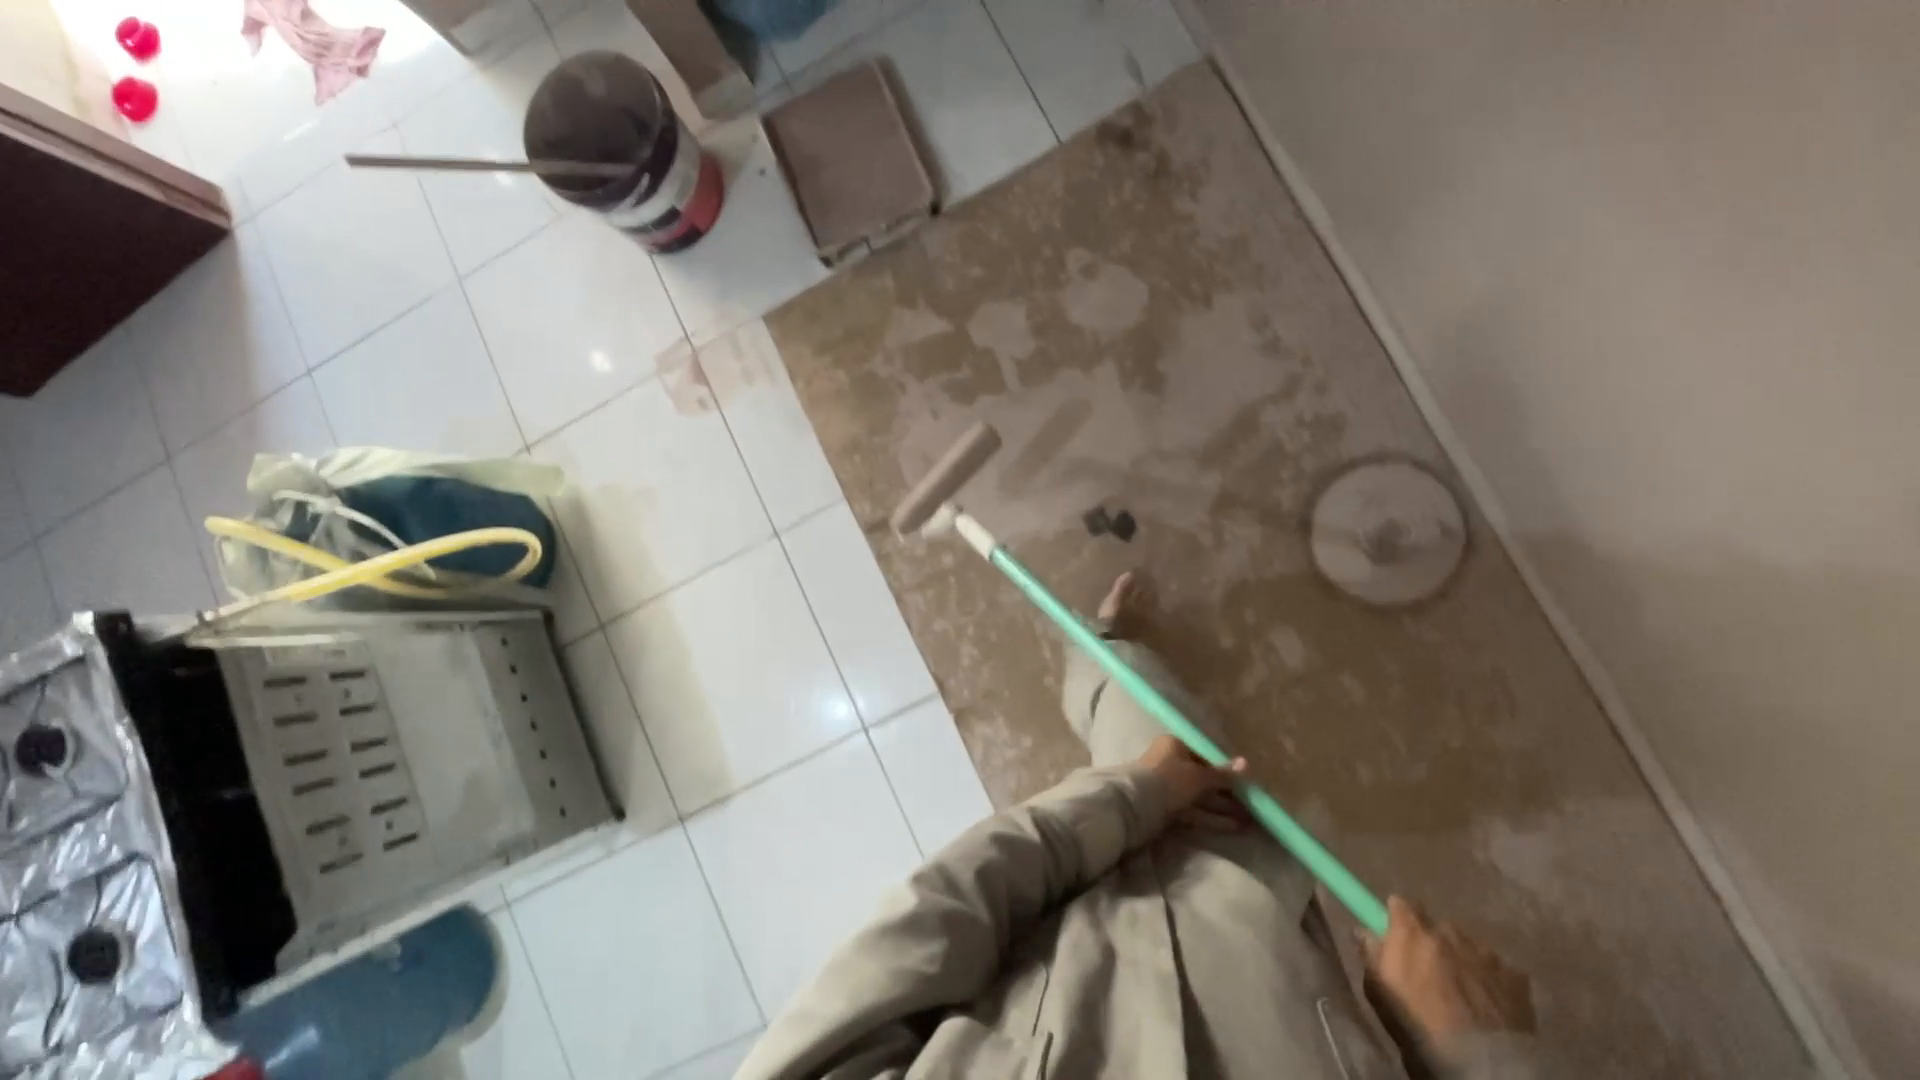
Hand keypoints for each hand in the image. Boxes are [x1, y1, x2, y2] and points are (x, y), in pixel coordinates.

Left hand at [1136, 735, 1249, 830]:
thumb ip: (1222, 774)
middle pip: (1203, 777)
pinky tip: (1233, 827)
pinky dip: (1211, 818)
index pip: (1203, 754)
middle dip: (1227, 792)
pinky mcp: (1167, 808)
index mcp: (1174, 745)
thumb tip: (1246, 764)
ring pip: (1199, 796)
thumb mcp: (1199, 776)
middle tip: (1252, 804)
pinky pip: (1193, 811)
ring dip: (1222, 807)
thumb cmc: (1169, 779)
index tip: (1244, 780)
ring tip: (1250, 819)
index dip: (1224, 767)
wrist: (1135, 806)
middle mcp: (1170, 763)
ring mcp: (1168, 787)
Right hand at [1366, 896, 1535, 1048]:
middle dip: (1432, 942)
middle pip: (1436, 926)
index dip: (1397, 918)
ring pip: (1468, 946)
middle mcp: (1449, 932)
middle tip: (1429, 971)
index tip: (1394, 934)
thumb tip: (1364, 932)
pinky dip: (1490, 980)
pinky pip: (1498, 969)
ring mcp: (1486, 953)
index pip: (1400, 903)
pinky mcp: (1516, 977)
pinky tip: (1488, 1004)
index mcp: (1412, 932)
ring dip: (1462, 960)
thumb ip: (1371, 955)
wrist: (1478, 1060)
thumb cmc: (1417, 1025)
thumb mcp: (1379, 991)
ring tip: (1462, 992)